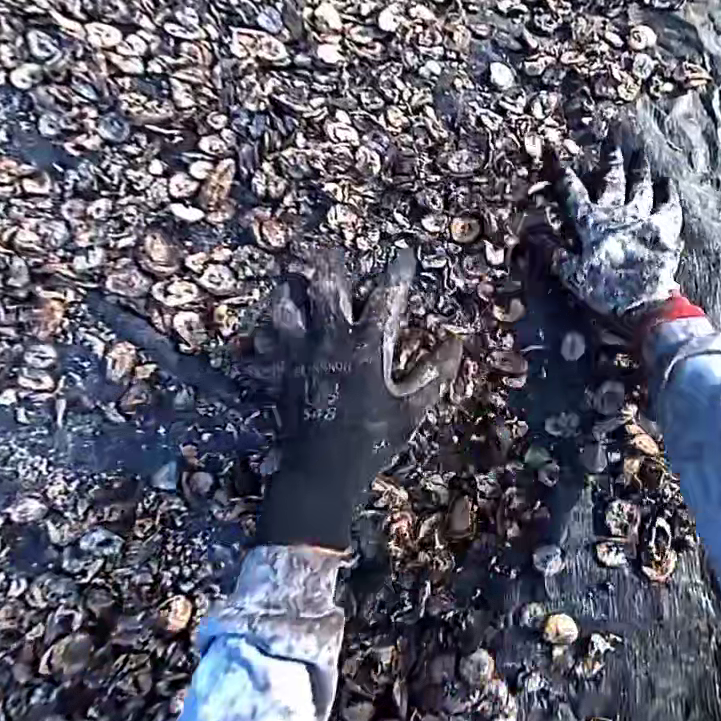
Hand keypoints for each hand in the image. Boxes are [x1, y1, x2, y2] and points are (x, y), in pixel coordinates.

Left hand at [260, 246, 462, 549]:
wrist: (322, 471)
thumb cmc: (373, 439)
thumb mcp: (412, 409)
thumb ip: (434, 373)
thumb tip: (456, 341)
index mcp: (368, 346)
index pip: (387, 298)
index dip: (398, 272)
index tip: (403, 254)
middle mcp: (331, 340)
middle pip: (328, 288)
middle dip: (330, 264)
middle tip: (329, 249)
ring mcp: (301, 353)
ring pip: (287, 308)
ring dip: (290, 291)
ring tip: (290, 280)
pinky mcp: (281, 370)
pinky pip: (266, 343)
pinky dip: (266, 333)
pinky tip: (265, 331)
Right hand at [556, 144, 685, 325]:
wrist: (644, 302)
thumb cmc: (604, 290)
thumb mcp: (572, 274)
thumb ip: (554, 252)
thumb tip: (532, 234)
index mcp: (590, 224)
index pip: (573, 193)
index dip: (563, 174)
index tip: (557, 155)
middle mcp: (616, 213)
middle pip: (612, 180)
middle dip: (610, 160)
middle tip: (612, 142)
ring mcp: (643, 218)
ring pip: (641, 186)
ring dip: (639, 170)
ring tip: (640, 155)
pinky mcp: (665, 229)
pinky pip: (668, 206)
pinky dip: (668, 194)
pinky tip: (668, 184)